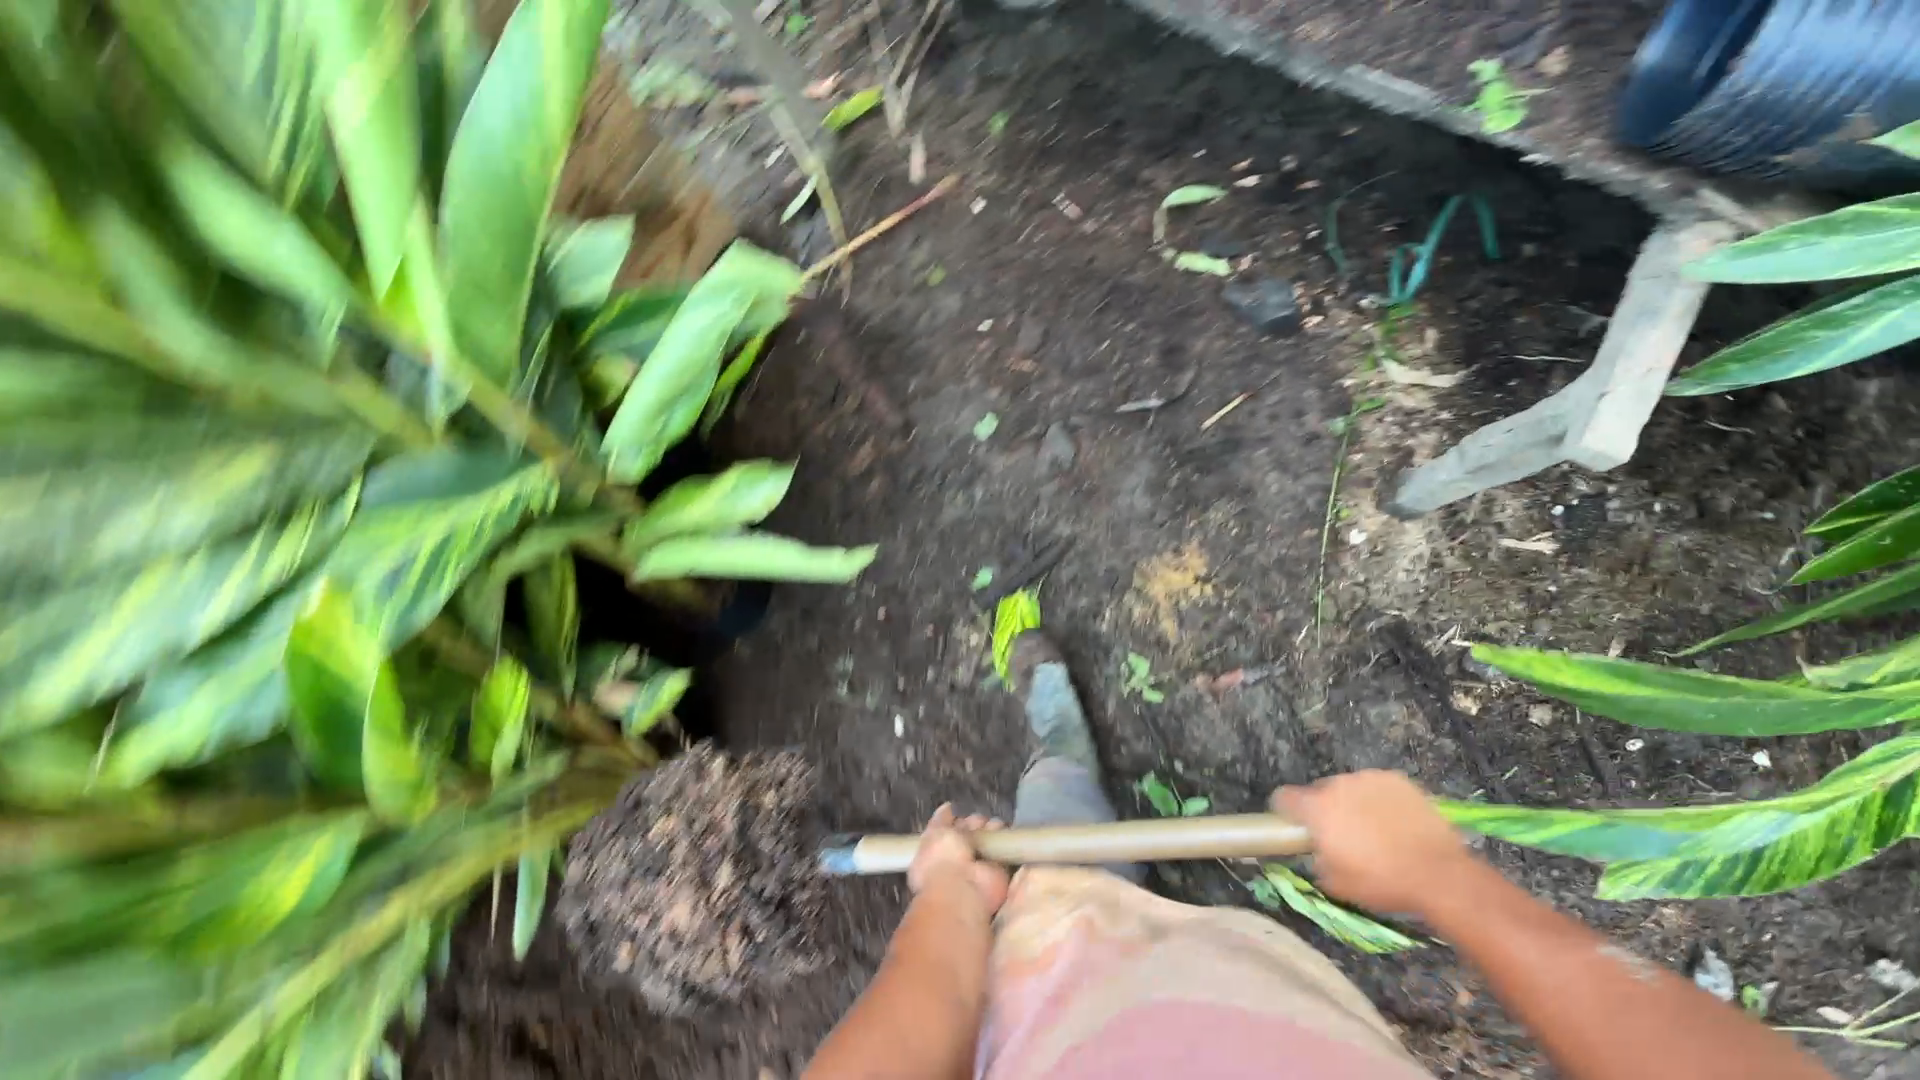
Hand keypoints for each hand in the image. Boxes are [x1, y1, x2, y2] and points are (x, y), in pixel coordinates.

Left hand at [908, 804, 1009, 914]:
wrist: (962, 889)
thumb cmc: (941, 860)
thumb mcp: (935, 833)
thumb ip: (942, 819)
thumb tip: (948, 807)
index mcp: (939, 851)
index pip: (952, 830)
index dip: (957, 820)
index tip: (961, 814)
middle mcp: (960, 857)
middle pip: (972, 832)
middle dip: (976, 823)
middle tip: (979, 823)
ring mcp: (980, 864)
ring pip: (989, 838)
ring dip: (992, 830)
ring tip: (992, 827)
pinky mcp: (999, 869)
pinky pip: (1005, 850)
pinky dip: (1005, 839)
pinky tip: (1003, 832)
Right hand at [1272, 770, 1471, 917]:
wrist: (1439, 874)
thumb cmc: (1381, 881)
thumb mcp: (1336, 883)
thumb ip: (1317, 860)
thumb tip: (1318, 852)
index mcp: (1316, 808)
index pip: (1282, 797)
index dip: (1285, 811)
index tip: (1295, 826)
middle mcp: (1338, 786)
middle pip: (1320, 792)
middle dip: (1326, 810)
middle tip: (1343, 835)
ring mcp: (1370, 779)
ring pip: (1350, 788)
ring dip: (1353, 803)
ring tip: (1374, 829)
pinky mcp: (1398, 780)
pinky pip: (1378, 787)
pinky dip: (1380, 800)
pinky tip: (1395, 822)